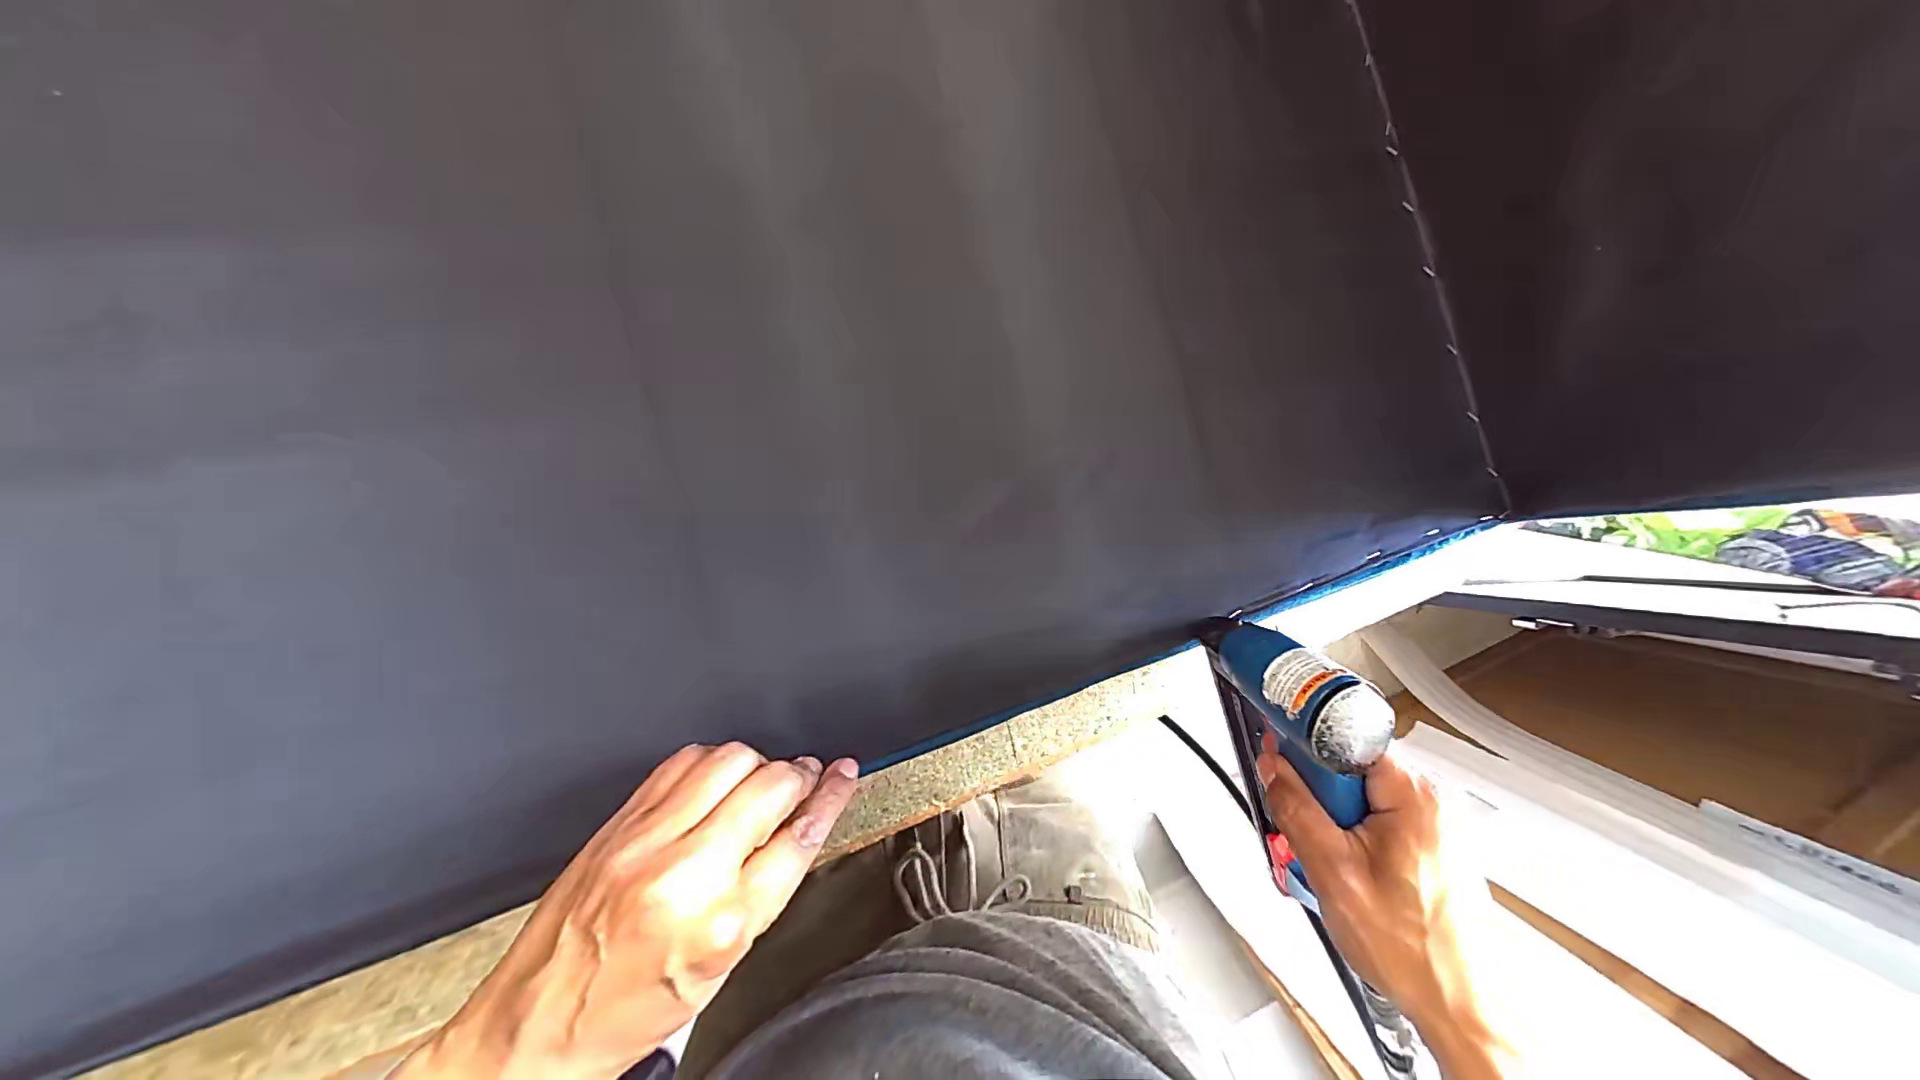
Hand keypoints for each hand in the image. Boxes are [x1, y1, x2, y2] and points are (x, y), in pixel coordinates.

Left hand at [397, 743, 859, 1079]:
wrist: (532, 1030)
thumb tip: (802, 830)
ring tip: (764, 777)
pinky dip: (712, 760)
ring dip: (760, 761)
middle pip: (770, 787)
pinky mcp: (619, 823)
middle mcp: (682, 874)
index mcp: (718, 924)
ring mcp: (645, 840)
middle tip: (808, 779)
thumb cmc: (624, 1014)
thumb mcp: (721, 970)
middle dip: (801, 775)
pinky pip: (681, 761)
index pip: (797, 838)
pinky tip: (719, 775)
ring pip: (729, 761)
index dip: (831, 797)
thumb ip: (766, 891)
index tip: (845, 775)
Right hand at [1258, 735, 1520, 1078]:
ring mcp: (1436, 821)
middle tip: (1313, 837)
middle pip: (1346, 766)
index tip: (1277, 758)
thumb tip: (1272, 766)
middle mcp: (1433, 799)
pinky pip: (1375, 816)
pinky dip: (1353, 836)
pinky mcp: (1432, 840)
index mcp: (1417, 794)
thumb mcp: (1332, 870)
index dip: (1302, 748)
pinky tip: (1351, 869)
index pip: (1342, 737)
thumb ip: (1294, 806)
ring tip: (1334, 862)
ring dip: (1332, 821)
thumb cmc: (1414, 951)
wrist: (1458, 1004)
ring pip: (1357, 794)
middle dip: (1317, 797)